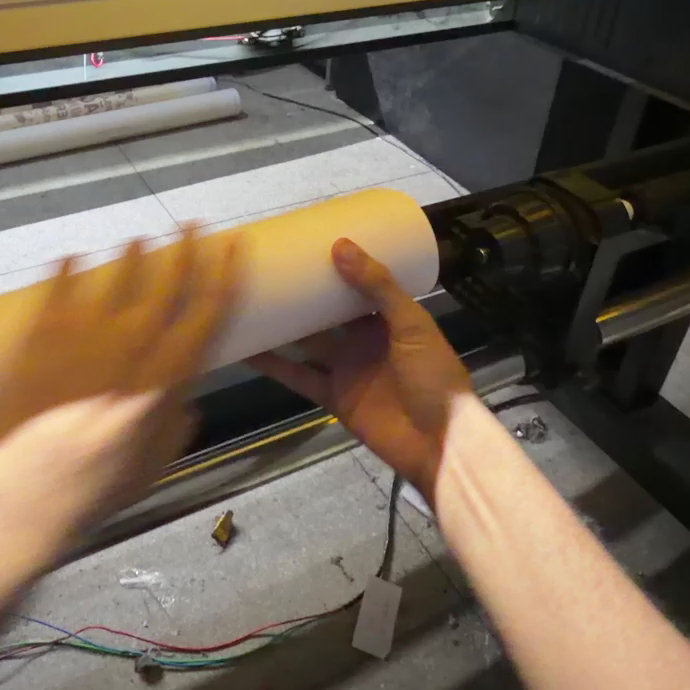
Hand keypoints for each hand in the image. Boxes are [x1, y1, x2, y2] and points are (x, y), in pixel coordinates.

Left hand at [0, 226, 244, 536]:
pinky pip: (60, 288)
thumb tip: (183, 406)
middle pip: (169, 279)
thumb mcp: (157, 463)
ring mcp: (87, 330)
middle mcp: (135, 339)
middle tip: (190, 224)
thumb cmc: (100, 484)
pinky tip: (72, 256)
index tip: (233, 244)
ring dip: (133, 254)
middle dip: (185, 247)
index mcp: (171, 370)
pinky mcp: (44, 332)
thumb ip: (176, 426)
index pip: (209, 306)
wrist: (28, 486)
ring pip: (118, 276)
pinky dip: (68, 269)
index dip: (225, 270)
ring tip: (138, 239)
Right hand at [249, 238, 471, 496]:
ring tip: (250, 304)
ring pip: (307, 342)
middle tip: (270, 269)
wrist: (440, 444)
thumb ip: (379, 287)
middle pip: (327, 313)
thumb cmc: (435, 378)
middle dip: (303, 295)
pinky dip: (274, 365)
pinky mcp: (332, 396)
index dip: (336, 268)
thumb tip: (340, 246)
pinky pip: (298, 376)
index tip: (309, 245)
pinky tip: (250, 350)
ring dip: (282, 327)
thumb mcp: (412, 325)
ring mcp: (347, 368)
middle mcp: (364, 340)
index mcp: (389, 319)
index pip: (358, 286)